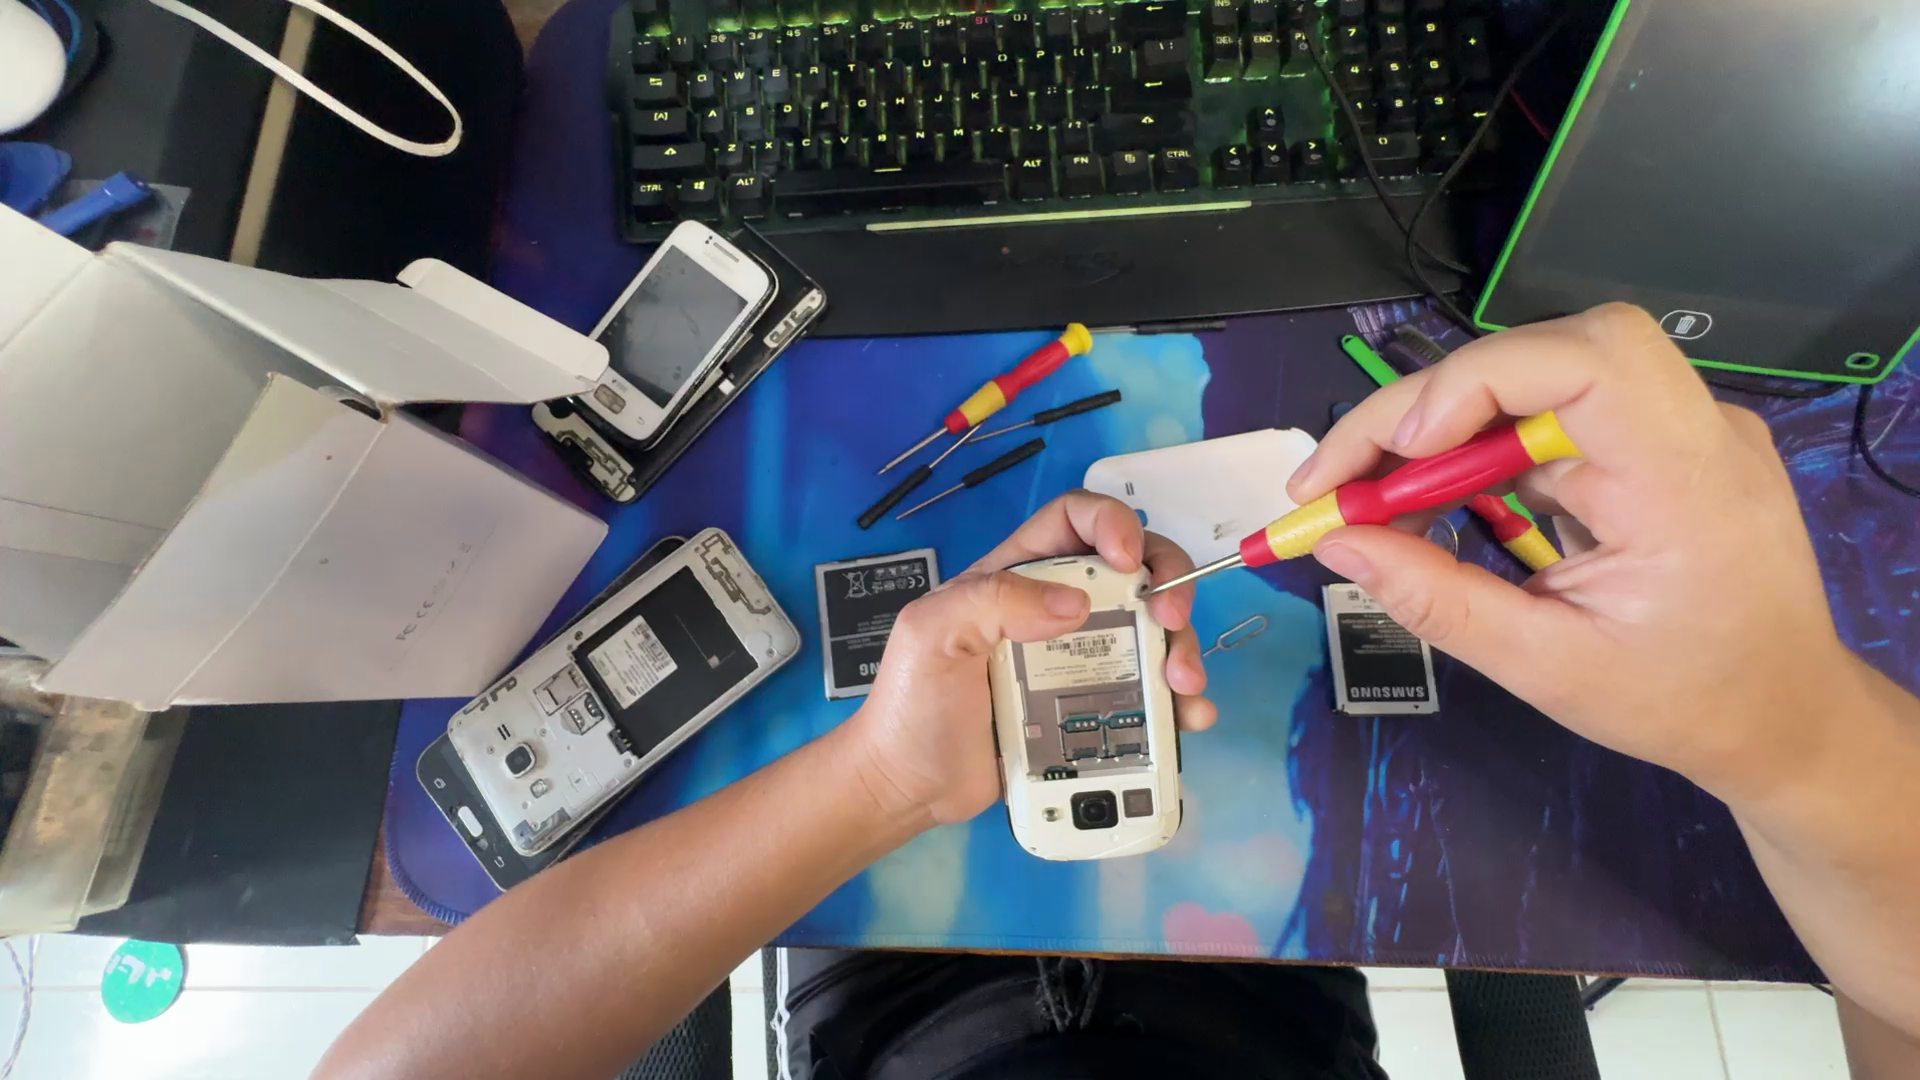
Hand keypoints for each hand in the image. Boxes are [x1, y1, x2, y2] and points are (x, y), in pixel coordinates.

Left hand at [849, 491, 1217, 825]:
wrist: (911, 783)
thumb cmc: (912, 702)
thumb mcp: (933, 633)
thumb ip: (993, 599)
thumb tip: (1076, 603)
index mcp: (1013, 575)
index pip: (1074, 520)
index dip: (1112, 523)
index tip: (1128, 563)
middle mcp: (1053, 607)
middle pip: (1132, 568)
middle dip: (1167, 582)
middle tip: (1172, 621)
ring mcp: (1078, 659)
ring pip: (1150, 630)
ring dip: (1180, 646)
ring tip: (1184, 687)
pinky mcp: (1093, 706)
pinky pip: (1148, 691)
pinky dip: (1178, 700)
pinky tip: (1189, 717)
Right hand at [1288, 304, 1853, 802]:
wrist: (1775, 712)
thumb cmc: (1680, 698)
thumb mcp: (1543, 665)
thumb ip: (1434, 601)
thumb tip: (1334, 544)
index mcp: (1685, 480)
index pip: (1589, 360)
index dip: (1476, 382)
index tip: (1402, 452)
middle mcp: (1675, 428)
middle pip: (1523, 362)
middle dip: (1406, 414)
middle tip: (1324, 484)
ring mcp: (1646, 430)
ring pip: (1502, 387)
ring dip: (1409, 438)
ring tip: (1348, 503)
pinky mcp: (1614, 446)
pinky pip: (1506, 425)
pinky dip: (1439, 460)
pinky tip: (1403, 507)